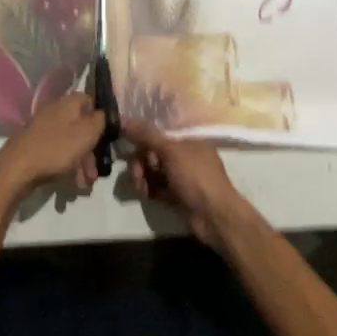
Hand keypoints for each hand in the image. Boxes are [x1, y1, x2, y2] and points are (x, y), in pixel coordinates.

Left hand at [0, 92, 107, 194]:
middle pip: (81, 126)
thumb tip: (103, 113)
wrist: (17, 168)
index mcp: (68, 103)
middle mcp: (55, 111)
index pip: (90, 101)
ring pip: (71, 142)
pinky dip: (67, 165)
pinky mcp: (35, 143)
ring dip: (82, 162)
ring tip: (86, 183)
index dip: (101, 118)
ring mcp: (43, 127)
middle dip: (92, 150)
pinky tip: (72, 182)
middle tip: (96, 171)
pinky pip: (58, 151)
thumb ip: (100, 120)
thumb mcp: (87, 133)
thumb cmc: (57, 149)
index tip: (107, 137)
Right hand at [122, 118, 251, 247]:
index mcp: (189, 139)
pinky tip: (146, 195)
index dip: (142, 137)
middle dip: (140, 162)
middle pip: (152, 151)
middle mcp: (185, 155)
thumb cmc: (196, 177)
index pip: (159, 131)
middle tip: (137, 175)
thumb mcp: (171, 151)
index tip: (127, 144)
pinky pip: (156, 186)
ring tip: (142, 189)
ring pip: (153, 170)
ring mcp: (181, 175)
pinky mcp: (176, 194)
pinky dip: (149, 189)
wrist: (214, 216)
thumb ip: (146, 135)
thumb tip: (122, 118)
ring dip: (143, 177)